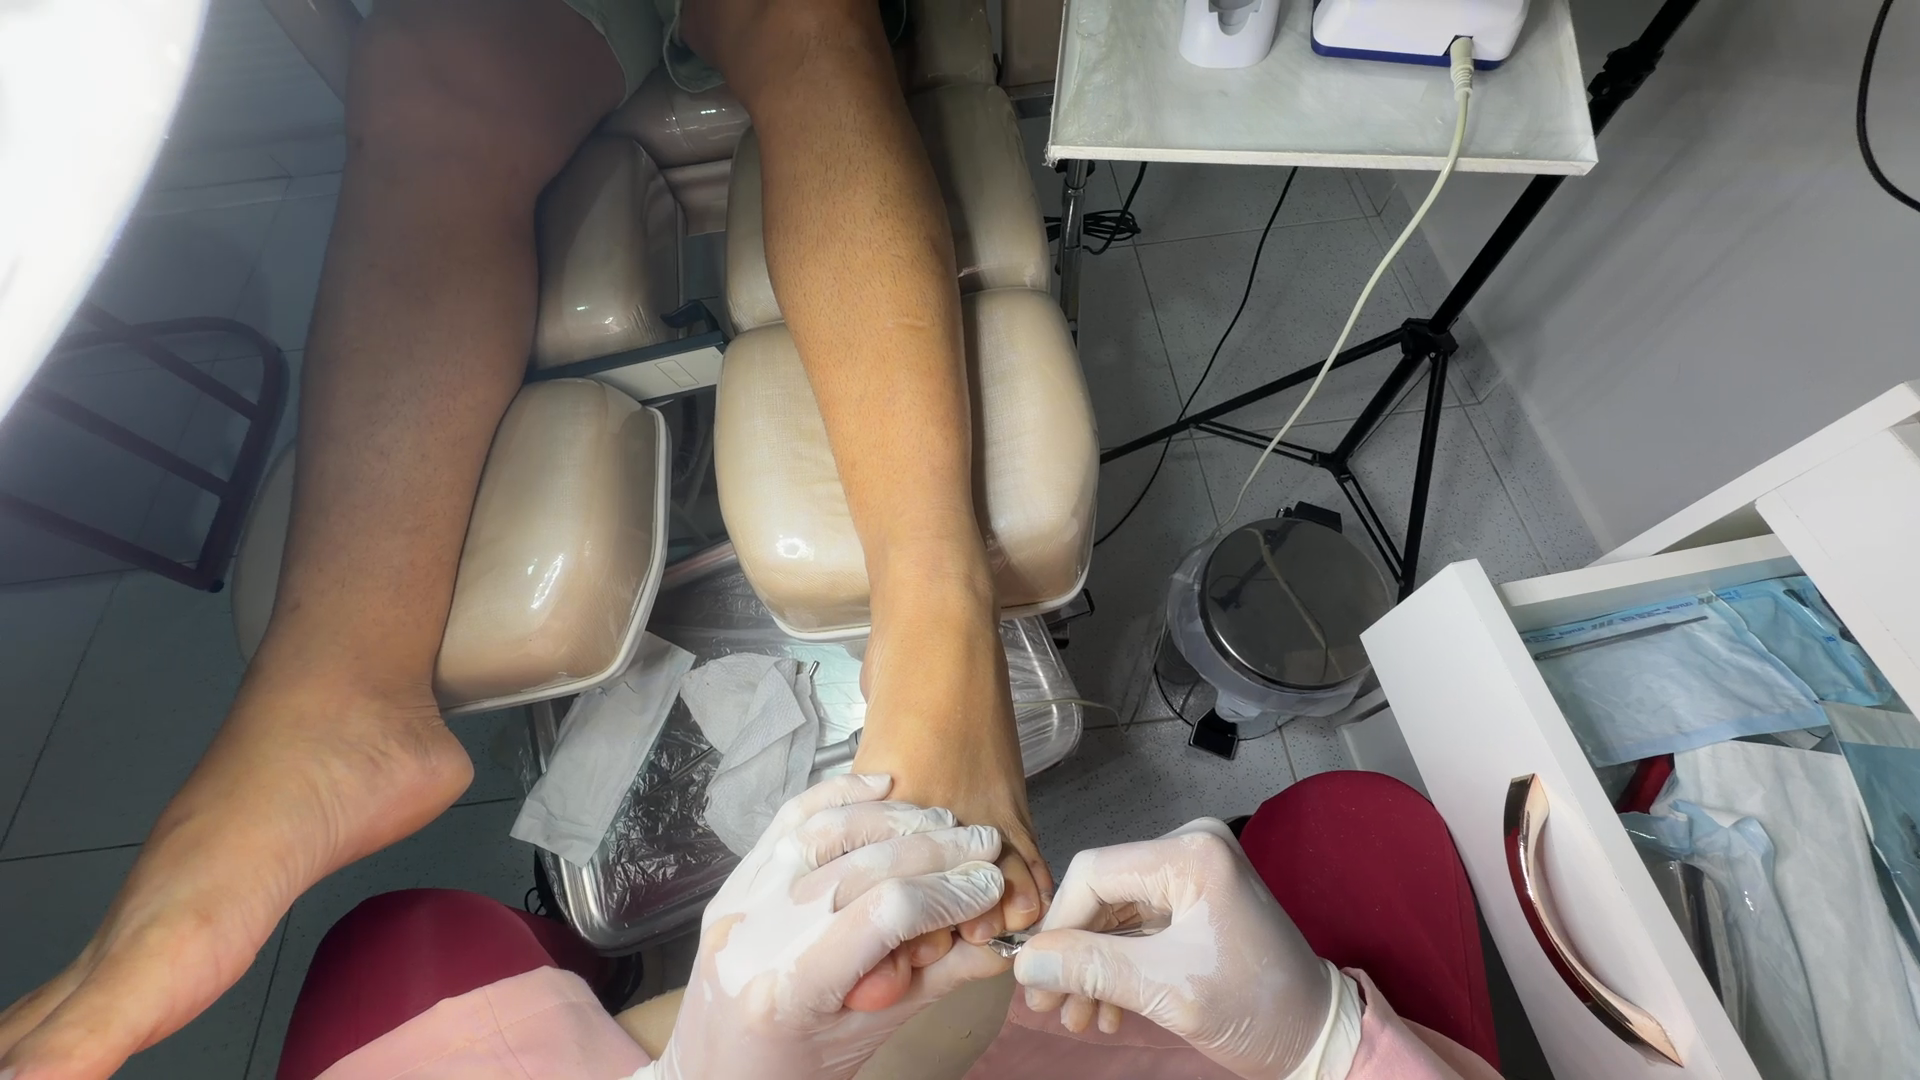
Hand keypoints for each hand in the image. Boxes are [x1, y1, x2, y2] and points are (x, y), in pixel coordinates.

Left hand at [640, 773, 1010, 1079]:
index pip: (887, 912)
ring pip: (826, 829)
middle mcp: (758, 932)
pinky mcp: (736, 879)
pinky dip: (838, 792)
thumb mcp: (870, 1037)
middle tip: (984, 844)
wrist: (707, 1079)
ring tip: (943, 822)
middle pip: (863, 864)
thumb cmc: (794, 1073)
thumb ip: (936, 982)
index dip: (949, 893)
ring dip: (893, 816)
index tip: (991, 886)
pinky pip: (789, 818)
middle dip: (935, 849)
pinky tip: (883, 785)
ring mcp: (740, 899)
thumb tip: (1001, 941)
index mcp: (790, 990)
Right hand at [1013, 819, 1345, 1079]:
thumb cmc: (1254, 1012)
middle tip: (1050, 1002)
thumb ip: (1092, 968)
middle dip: (1076, 949)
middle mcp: (1189, 842)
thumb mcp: (1168, 992)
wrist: (1322, 1039)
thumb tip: (1024, 962)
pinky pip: (1139, 917)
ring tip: (1077, 1015)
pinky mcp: (1194, 889)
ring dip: (1094, 960)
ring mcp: (1193, 865)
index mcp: (1190, 853)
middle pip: (1104, 889)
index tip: (1036, 974)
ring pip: (1117, 907)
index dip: (1059, 922)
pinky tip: (1106, 1004)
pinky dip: (1120, 957)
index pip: (1095, 872)